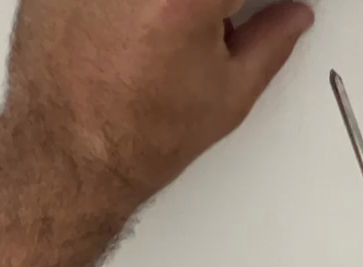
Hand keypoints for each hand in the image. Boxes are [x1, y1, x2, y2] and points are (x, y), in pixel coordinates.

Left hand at [3, 0, 314, 200]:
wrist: (69, 155)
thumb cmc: (140, 136)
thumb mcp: (225, 98)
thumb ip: (269, 43)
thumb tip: (293, 14)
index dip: (260, 0)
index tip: (260, 9)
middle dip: (213, 8)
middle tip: (217, 26)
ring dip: (172, 10)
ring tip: (164, 34)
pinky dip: (131, 9)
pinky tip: (127, 33)